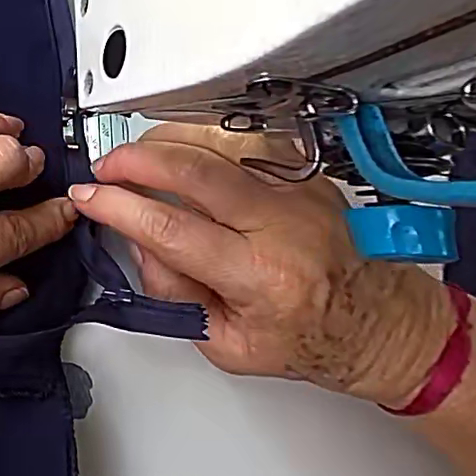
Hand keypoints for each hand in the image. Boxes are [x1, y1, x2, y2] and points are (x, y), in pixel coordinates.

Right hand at [66, 122, 453, 406]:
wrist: (389, 326)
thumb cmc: (310, 339)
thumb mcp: (223, 342)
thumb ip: (170, 290)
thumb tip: (137, 237)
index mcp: (264, 279)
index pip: (170, 229)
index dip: (116, 207)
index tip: (87, 198)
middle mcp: (286, 228)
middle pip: (196, 171)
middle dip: (135, 160)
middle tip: (104, 167)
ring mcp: (301, 194)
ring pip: (221, 141)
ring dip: (165, 140)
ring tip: (136, 156)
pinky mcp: (306, 175)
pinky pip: (244, 137)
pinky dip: (201, 134)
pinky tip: (177, 145)